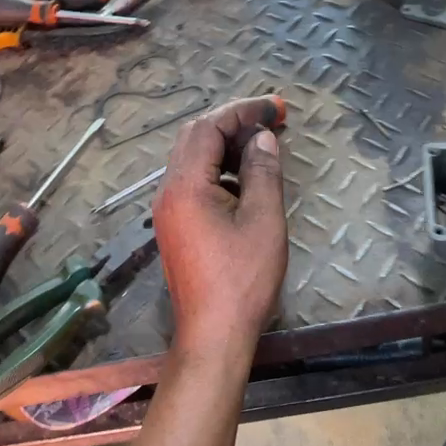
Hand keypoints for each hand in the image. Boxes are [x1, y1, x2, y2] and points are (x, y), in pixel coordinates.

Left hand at [154, 97, 288, 357]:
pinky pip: (194, 180)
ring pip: (194, 157)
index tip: (277, 108)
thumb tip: (263, 137)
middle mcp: (168, 190)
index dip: (243, 110)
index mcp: (185, 184)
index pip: (209, 126)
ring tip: (264, 145)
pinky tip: (248, 179)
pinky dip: (220, 168)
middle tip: (272, 120)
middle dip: (234, 122)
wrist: (213, 337)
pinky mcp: (175, 224)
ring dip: (227, 144)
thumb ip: (263, 171)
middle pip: (196, 136)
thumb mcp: (263, 220)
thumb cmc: (242, 280)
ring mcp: (168, 208)